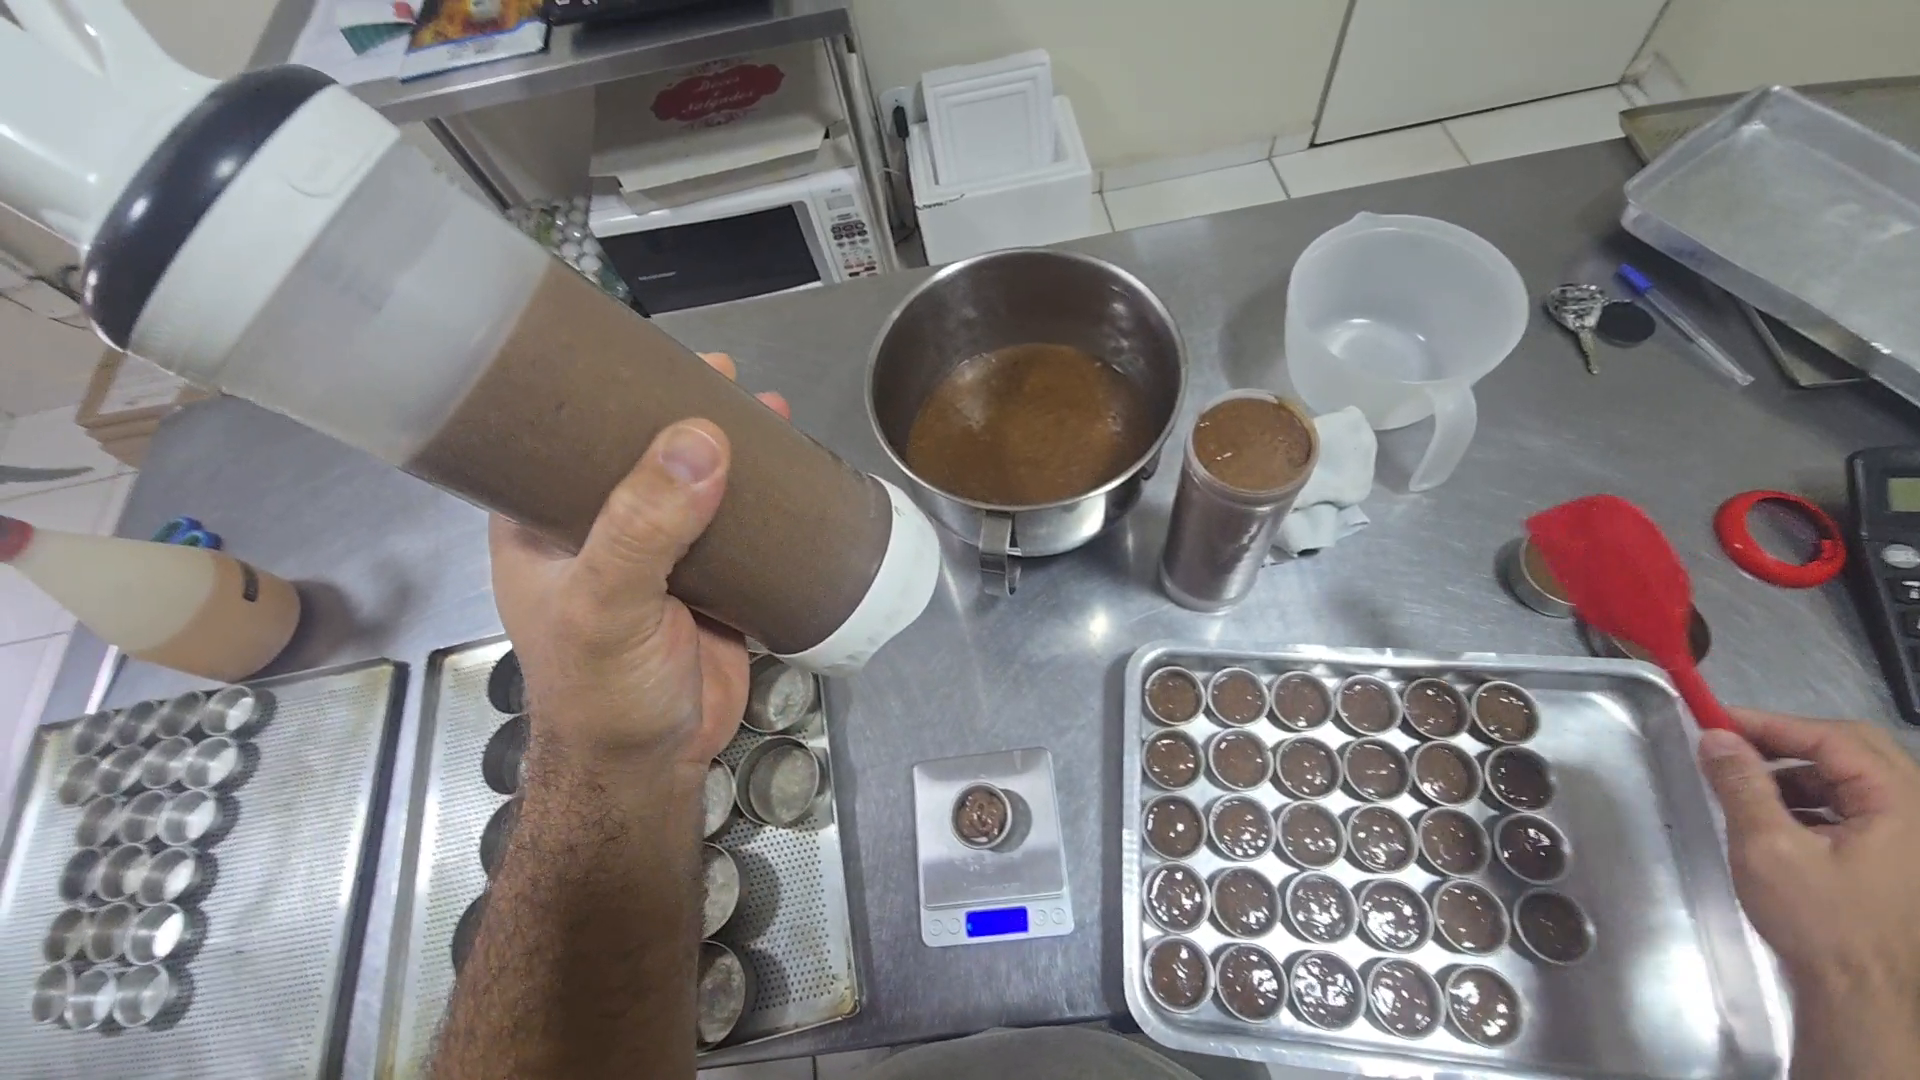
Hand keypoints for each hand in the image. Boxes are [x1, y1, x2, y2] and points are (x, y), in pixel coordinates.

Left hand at [489, 353, 788, 770]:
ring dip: (732, 450)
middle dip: (685, 412)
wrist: (652, 767)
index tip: (653, 354)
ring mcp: (658, 556)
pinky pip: (735, 527)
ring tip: (770, 412)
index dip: (606, 391)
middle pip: (642, 452)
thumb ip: (644, 526)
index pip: (564, 435)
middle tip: (727, 376)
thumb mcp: (608, 606)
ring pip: (695, 485)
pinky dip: (763, 498)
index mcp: (544, 521)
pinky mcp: (708, 582)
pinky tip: (792, 476)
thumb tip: (703, 439)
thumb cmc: (605, 691)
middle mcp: (599, 529)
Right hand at [1698, 708, 1919, 1075]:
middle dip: (1786, 741)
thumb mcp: (1768, 847)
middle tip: (1730, 746)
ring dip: (1798, 772)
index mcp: (1904, 806)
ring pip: (1857, 778)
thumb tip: (1716, 737)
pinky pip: (1862, 808)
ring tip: (1747, 787)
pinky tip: (1779, 820)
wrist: (1872, 996)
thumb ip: (1742, 785)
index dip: (1770, 723)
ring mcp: (1916, 838)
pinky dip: (1816, 800)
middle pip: (1854, 750)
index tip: (1712, 722)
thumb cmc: (1823, 919)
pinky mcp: (1906, 859)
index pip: (1834, 738)